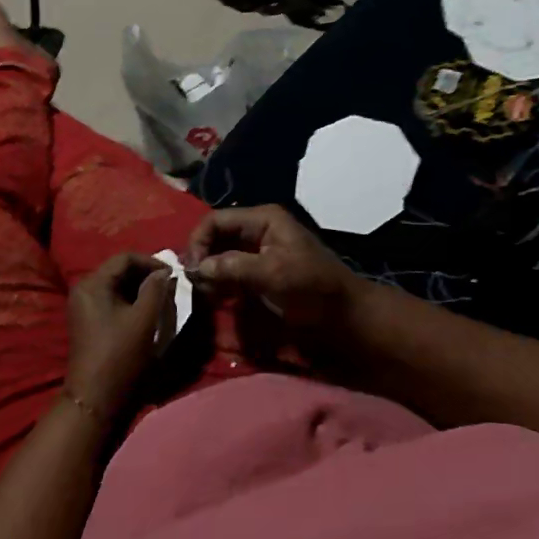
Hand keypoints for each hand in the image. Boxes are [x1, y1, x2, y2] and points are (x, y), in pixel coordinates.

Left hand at [64, 252, 172, 421]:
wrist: (95, 397)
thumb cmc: (120, 355)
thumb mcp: (144, 320)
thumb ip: (156, 290)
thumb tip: (164, 272)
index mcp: (92, 284)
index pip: (124, 258)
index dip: (151, 261)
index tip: (174, 273)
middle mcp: (83, 289)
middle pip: (118, 271)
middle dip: (146, 275)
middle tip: (171, 285)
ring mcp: (83, 306)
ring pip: (116, 287)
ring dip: (140, 289)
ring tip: (163, 298)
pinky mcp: (88, 321)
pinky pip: (111, 301)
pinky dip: (130, 302)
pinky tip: (147, 312)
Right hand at [188, 205, 359, 326]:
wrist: (347, 318)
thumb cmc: (314, 289)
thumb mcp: (272, 274)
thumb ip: (232, 267)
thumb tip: (195, 268)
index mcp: (263, 220)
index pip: (216, 220)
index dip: (198, 241)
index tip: (191, 269)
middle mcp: (257, 231)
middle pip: (215, 237)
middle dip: (201, 258)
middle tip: (193, 283)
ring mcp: (258, 253)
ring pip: (219, 256)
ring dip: (208, 273)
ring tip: (203, 293)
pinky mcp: (259, 274)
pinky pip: (229, 273)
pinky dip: (218, 283)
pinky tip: (214, 297)